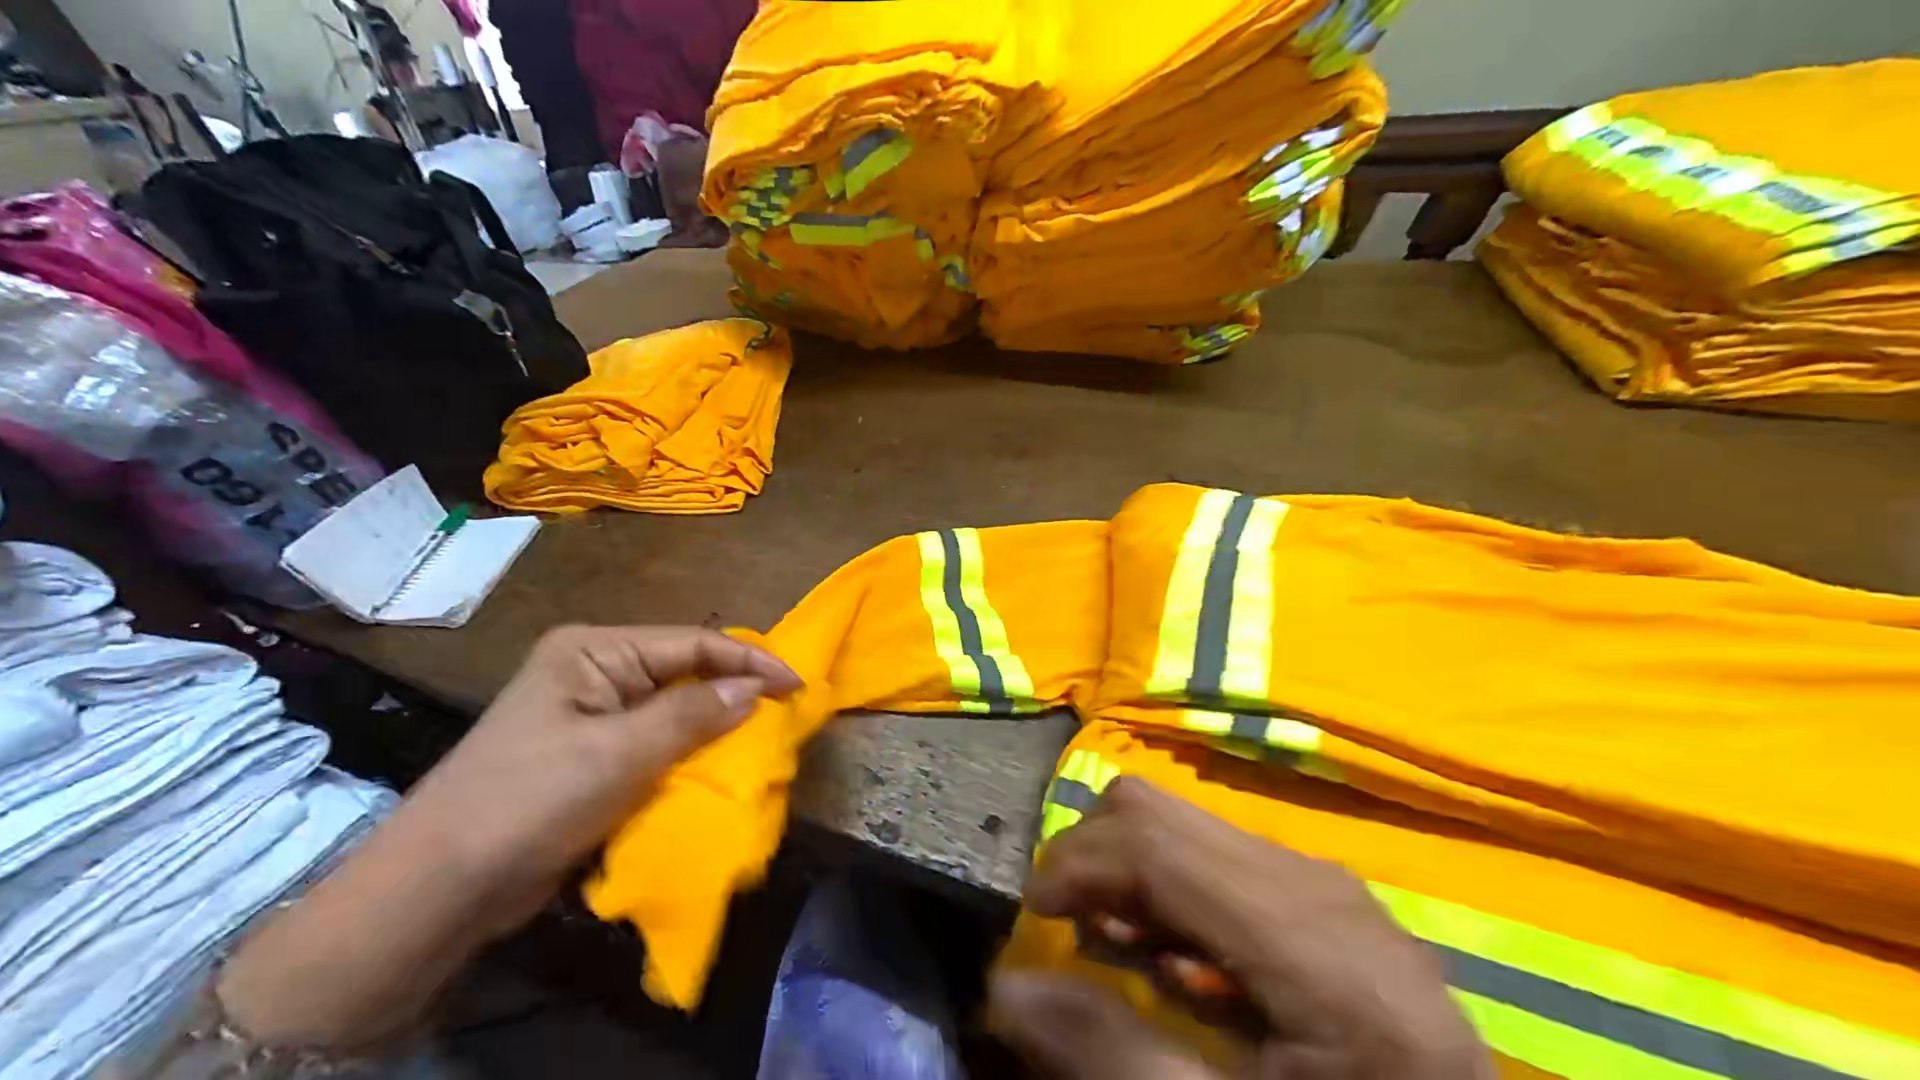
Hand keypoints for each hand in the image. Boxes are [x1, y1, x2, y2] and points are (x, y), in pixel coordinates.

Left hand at [219, 626, 799, 1050]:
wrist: (438, 890)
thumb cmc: (530, 802)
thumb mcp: (619, 752)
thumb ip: (693, 713)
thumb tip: (755, 687)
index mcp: (594, 651)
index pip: (691, 643)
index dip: (749, 659)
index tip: (797, 685)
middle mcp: (595, 672)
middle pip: (684, 671)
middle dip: (735, 689)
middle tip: (786, 712)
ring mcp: (591, 715)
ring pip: (674, 709)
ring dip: (715, 724)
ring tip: (763, 739)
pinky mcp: (592, 756)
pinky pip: (657, 743)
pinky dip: (690, 753)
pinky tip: (718, 766)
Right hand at [990, 779, 1489, 1079]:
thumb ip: (1112, 1054)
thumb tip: (1005, 987)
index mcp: (1314, 949)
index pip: (1158, 846)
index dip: (1076, 864)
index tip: (1033, 915)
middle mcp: (1318, 885)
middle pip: (1161, 811)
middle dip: (1093, 856)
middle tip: (1078, 932)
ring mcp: (1325, 882)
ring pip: (1182, 820)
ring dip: (1128, 869)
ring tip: (1127, 948)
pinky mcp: (1323, 892)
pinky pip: (1214, 849)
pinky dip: (1167, 882)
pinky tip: (1182, 956)